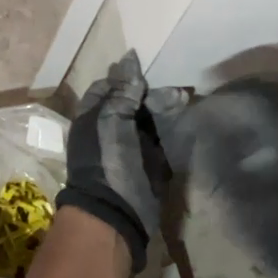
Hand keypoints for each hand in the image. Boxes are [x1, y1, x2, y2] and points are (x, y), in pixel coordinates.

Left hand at [56, 51, 186, 274]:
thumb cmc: (106, 161)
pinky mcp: (150, 166)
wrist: (115, 214)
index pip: (109, 87)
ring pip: (149, 120)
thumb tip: (129, 62)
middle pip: (133, 103)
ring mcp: (131, 148)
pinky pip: (162, 142)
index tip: (146, 70)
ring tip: (184, 101)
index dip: (126, 77)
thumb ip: (122, 93)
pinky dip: (172, 130)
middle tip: (177, 93)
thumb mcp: (109, 120)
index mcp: (92, 116)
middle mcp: (110, 129)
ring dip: (166, 110)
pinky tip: (186, 122)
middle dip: (153, 95)